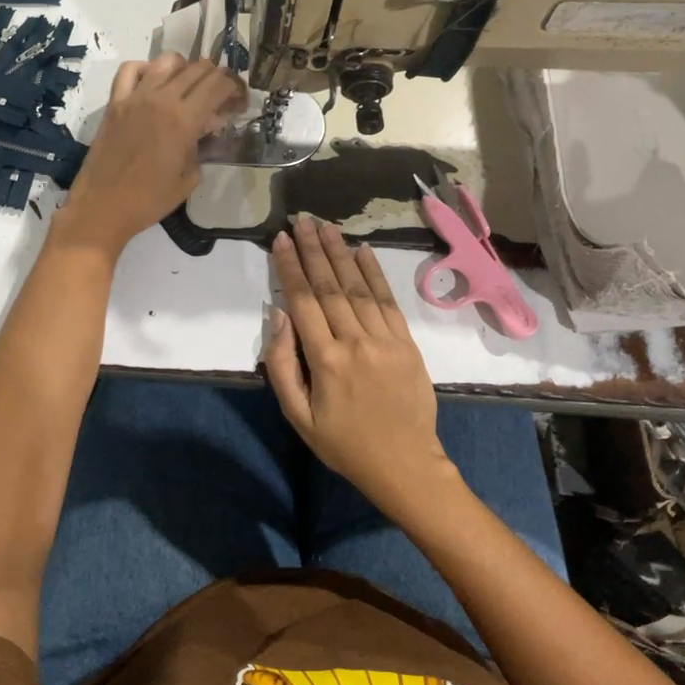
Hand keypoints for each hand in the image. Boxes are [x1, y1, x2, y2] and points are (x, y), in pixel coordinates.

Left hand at [57, 54, 245, 254]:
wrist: (103, 207)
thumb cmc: (150, 200)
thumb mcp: (189, 177)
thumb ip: (201, 145)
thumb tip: (207, 124)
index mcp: (184, 120)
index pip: (218, 84)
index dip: (235, 88)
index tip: (238, 103)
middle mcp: (161, 100)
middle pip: (197, 69)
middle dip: (216, 78)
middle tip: (219, 98)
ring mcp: (135, 98)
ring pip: (166, 62)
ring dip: (185, 69)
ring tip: (189, 87)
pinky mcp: (115, 103)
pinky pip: (130, 70)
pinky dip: (146, 69)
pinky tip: (153, 84)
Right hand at [264, 215, 455, 510]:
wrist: (405, 465)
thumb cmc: (343, 444)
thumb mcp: (297, 415)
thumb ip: (282, 365)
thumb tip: (277, 317)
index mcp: (325, 360)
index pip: (303, 301)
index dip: (290, 267)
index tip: (280, 239)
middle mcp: (355, 342)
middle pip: (330, 286)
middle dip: (313, 250)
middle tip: (302, 220)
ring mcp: (385, 340)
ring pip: (358, 287)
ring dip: (341, 253)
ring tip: (326, 226)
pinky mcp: (407, 343)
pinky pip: (388, 301)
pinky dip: (374, 273)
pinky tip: (362, 251)